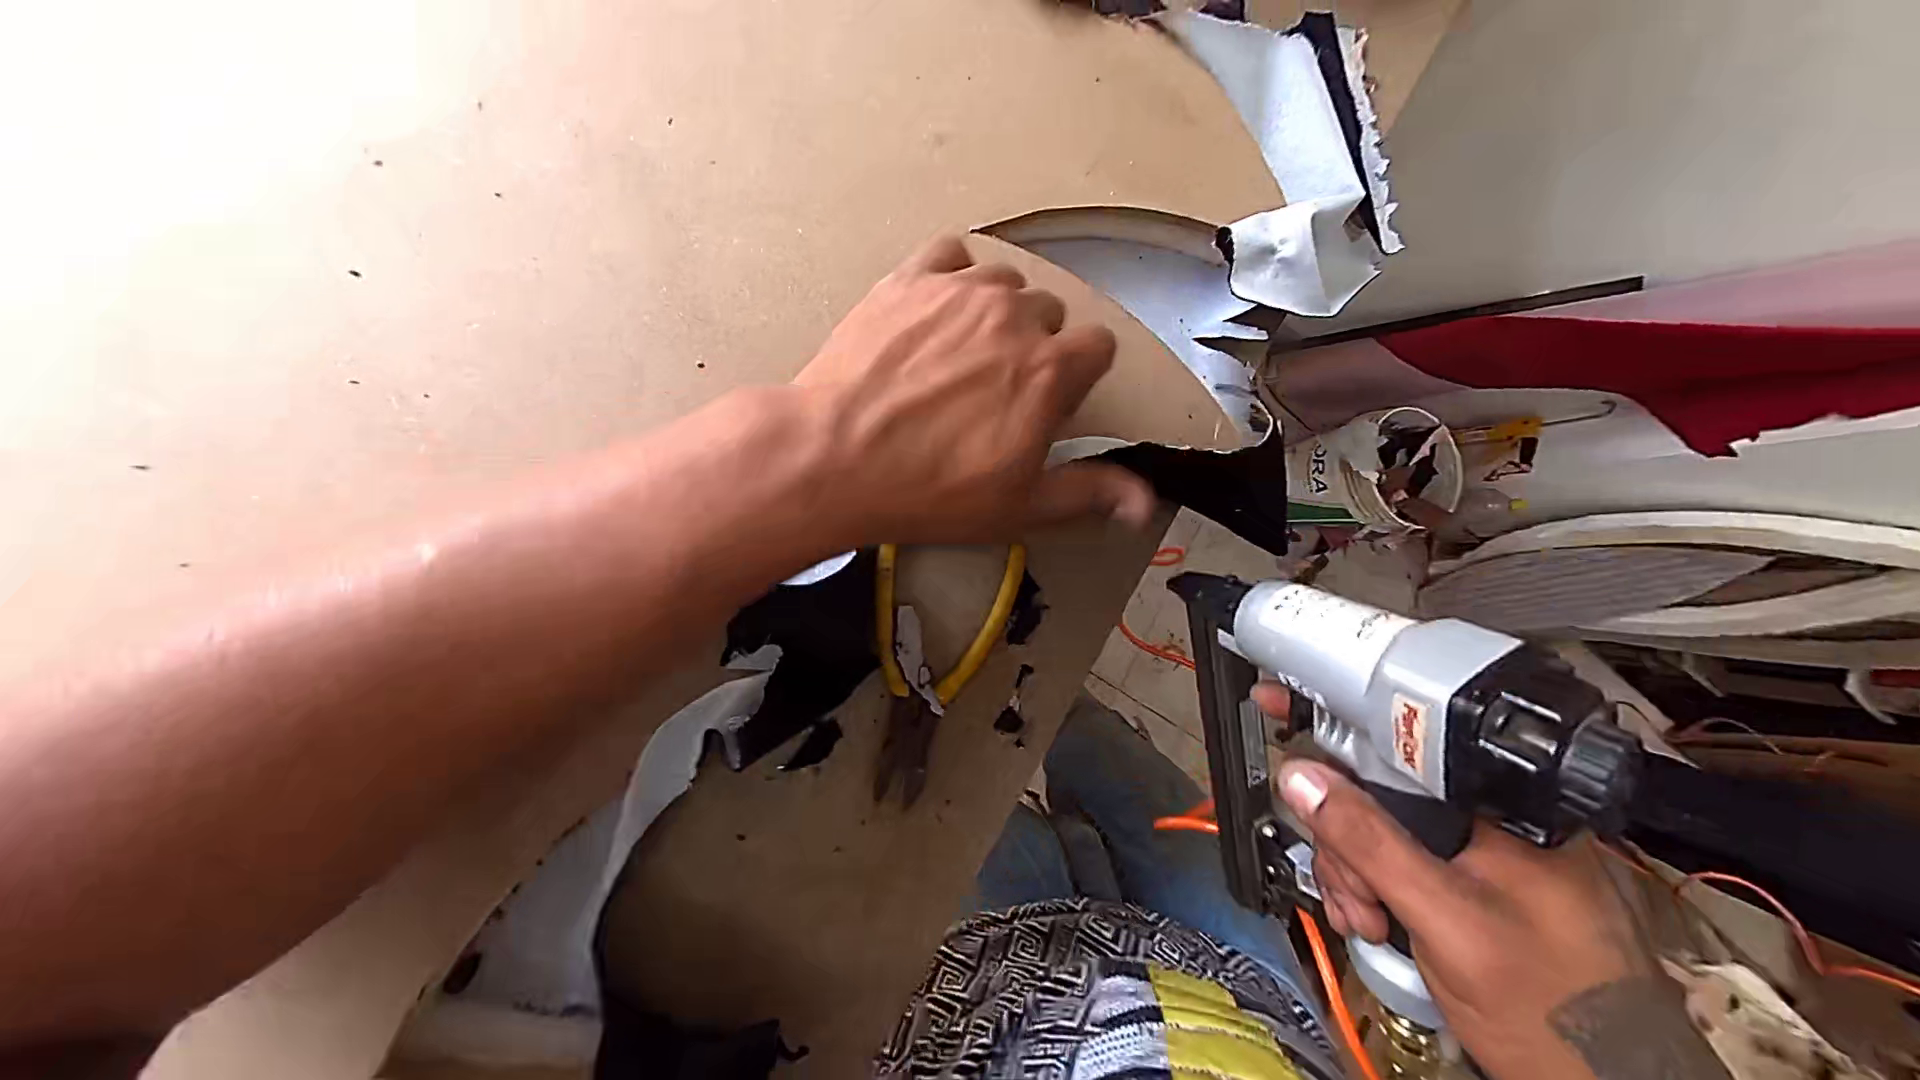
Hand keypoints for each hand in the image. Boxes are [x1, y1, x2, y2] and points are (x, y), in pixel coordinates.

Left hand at [790, 235, 1156, 544]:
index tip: (1051, 401)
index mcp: (1051, 368)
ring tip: (963, 353)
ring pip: (1003, 283)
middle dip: (1035, 347)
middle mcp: (1014, 316)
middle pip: (1050, 314)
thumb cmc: (928, 489)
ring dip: (996, 312)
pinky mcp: (909, 280)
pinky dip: (951, 277)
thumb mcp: (1018, 505)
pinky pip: (950, 255)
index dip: (1079, 377)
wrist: (834, 458)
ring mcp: (959, 291)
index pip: (1099, 348)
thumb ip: (1088, 492)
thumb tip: (1144, 501)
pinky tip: (936, 311)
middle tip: (996, 389)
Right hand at [1253, 685, 1716, 1079]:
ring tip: (1370, 921)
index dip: (1330, 726)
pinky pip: (1384, 862)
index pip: (1394, 744)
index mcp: (1497, 807)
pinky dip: (1363, 889)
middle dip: (1343, 841)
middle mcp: (1482, 819)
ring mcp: (1470, 854)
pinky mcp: (1457, 882)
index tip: (1274, 701)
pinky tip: (1375, 923)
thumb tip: (1300, 778)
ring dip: (1349, 874)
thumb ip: (1370, 843)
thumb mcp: (1449, 922)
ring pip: (1368, 829)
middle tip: (1358, 896)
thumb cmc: (1555, 1013)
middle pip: (1369, 790)